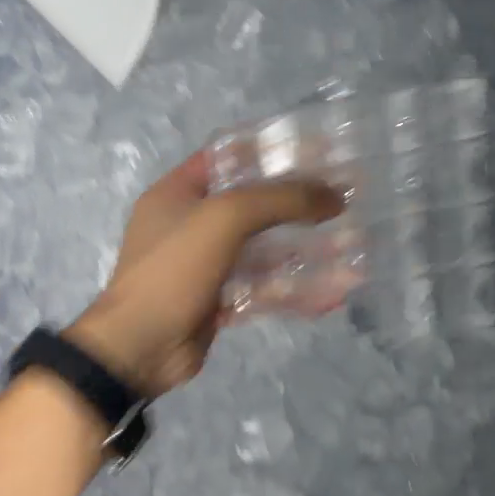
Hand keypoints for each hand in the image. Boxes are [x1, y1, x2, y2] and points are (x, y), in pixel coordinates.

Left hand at [65, 151, 343, 396]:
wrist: (138, 345)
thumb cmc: (172, 270)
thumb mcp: (225, 218)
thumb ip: (281, 198)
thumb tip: (335, 195)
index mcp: (175, 194)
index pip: (228, 157)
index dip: (273, 150)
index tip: (323, 150)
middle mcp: (187, 225)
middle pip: (252, 205)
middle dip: (301, 204)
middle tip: (350, 200)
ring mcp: (201, 267)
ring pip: (262, 252)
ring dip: (306, 251)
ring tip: (356, 250)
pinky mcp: (214, 303)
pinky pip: (261, 291)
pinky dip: (294, 291)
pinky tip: (335, 293)